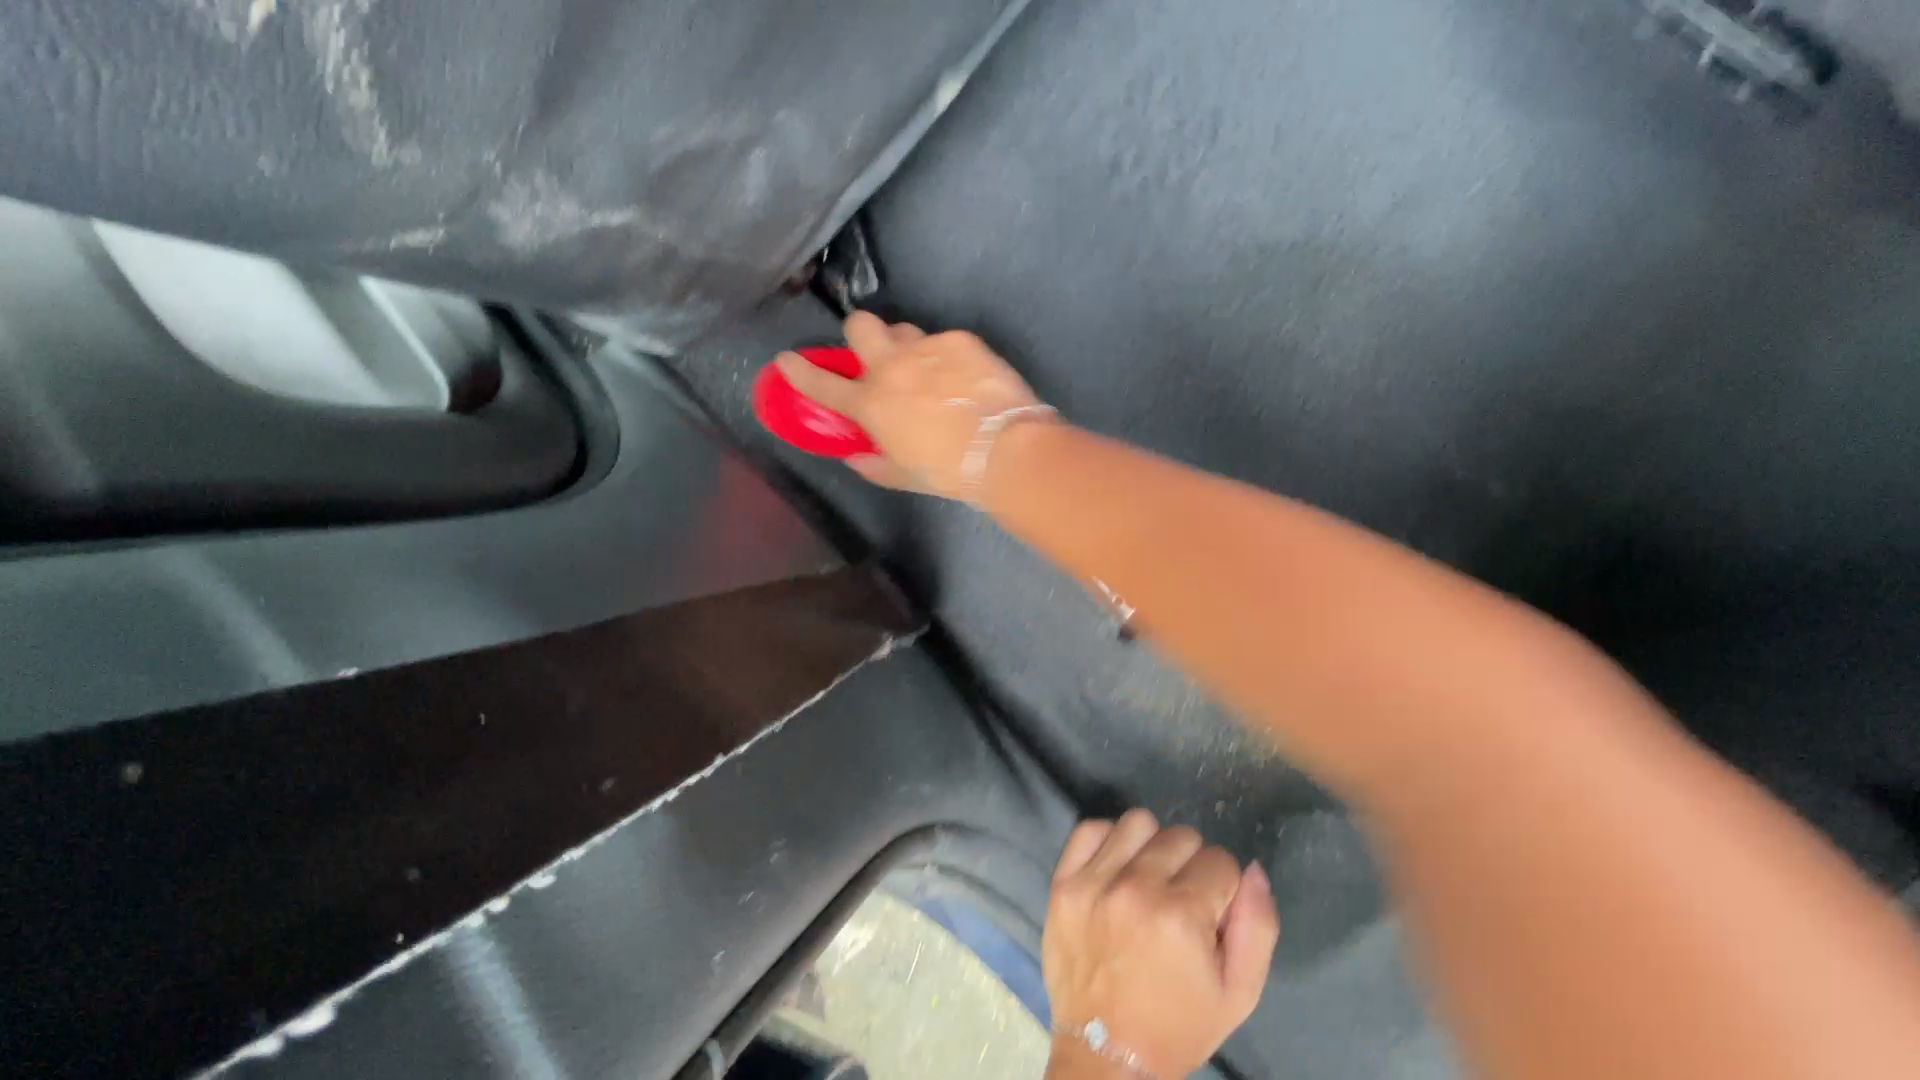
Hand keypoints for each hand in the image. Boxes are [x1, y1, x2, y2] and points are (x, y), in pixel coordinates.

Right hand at [774, 312, 1051, 498]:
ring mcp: (926, 348)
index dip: (799, 371)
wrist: (1002, 448)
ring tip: (928, 371)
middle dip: (860, 334)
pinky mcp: (960, 340)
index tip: (787, 360)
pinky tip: (965, 379)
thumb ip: (872, 463)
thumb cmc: (947, 471)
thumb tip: (856, 456)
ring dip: (906, 347)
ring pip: (904, 331)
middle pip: (860, 325)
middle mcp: (891, 367)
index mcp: (870, 403)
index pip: (822, 383)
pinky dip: (947, 358)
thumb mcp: (902, 475)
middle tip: (875, 354)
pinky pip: (944, 342)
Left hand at [1044, 809, 1280, 1078]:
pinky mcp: (1062, 884)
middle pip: (1181, 837)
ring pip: (1138, 822)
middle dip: (1190, 867)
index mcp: (1181, 916)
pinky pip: (1090, 829)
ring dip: (1151, 847)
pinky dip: (1108, 841)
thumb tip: (1251, 868)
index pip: (1221, 861)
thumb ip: (1258, 925)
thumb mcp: (1240, 992)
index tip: (1209, 919)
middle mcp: (1135, 889)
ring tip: (1149, 882)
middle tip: (1180, 904)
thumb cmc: (1179, 1025)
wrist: (1106, 1054)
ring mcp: (1093, 883)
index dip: (1222, 890)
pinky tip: (1117, 870)